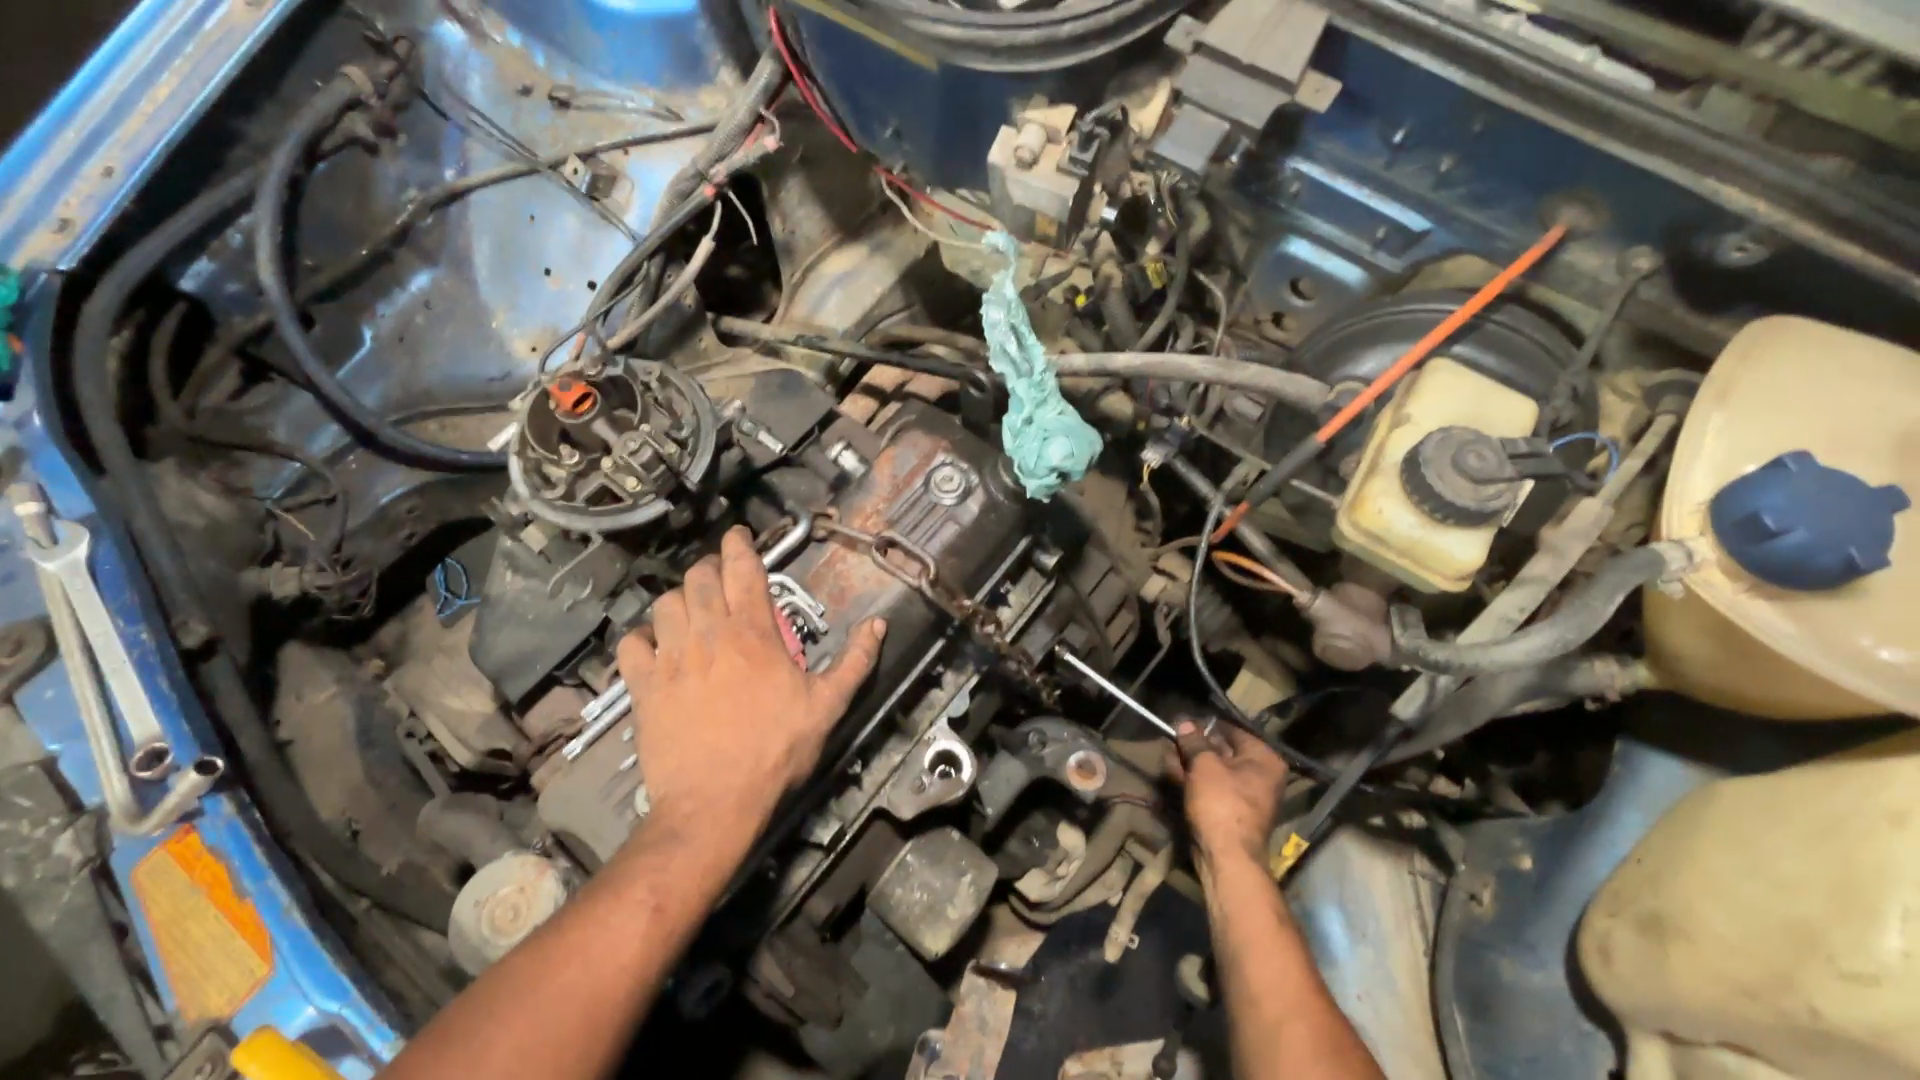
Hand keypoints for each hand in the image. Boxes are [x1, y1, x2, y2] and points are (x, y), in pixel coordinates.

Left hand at [616, 526, 885, 839]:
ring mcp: (670, 658)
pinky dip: (642, 638)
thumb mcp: (828, 707)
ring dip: (678, 599)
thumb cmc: (775, 752)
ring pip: (664, 604)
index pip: (743, 569)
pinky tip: (654, 647)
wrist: (715, 801)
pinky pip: (632, 643)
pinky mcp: (643, 685)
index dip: (740, 544)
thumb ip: (855, 662)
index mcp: (753, 633)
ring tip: (690, 611)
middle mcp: (708, 634)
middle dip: (710, 568)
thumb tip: (878, 625)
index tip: (738, 534)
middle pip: (699, 577)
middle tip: (720, 578)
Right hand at [1171, 720, 1288, 868]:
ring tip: (1166, 751)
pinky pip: (1210, 788)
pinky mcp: (1229, 811)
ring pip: (1213, 771)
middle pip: (1223, 751)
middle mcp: (1260, 775)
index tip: (1183, 721)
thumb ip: (1194, 742)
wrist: (1226, 855)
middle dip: (1195, 745)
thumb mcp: (1205, 766)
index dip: (1206, 725)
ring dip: (1190, 762)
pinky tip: (1171, 771)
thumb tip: (1185, 722)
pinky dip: (1193, 780)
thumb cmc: (1222, 802)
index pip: (1233, 731)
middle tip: (1171, 735)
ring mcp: (1245, 796)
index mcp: (1264, 759)